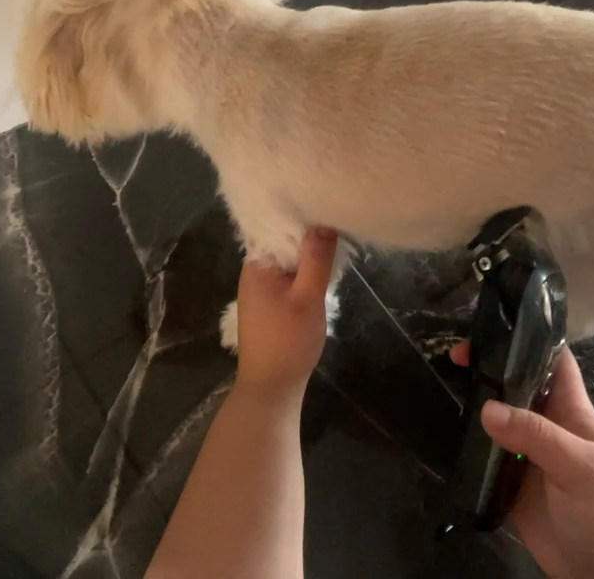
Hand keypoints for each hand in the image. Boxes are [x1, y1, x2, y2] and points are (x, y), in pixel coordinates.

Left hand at [232, 228, 337, 397]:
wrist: (272, 388)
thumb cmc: (288, 341)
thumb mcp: (308, 297)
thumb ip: (316, 259)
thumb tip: (324, 221)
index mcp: (257, 264)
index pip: (275, 224)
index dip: (300, 213)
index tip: (325, 205)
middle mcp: (255, 270)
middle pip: (283, 240)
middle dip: (309, 233)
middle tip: (338, 222)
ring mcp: (261, 287)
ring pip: (289, 258)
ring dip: (309, 254)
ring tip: (337, 241)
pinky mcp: (270, 301)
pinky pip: (289, 274)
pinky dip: (305, 270)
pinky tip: (325, 269)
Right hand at [450, 344, 593, 578]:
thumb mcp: (580, 465)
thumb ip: (536, 435)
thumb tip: (486, 408)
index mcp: (572, 411)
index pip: (555, 361)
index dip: (532, 339)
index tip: (498, 324)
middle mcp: (547, 426)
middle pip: (517, 385)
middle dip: (491, 367)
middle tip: (457, 356)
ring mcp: (528, 456)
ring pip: (498, 419)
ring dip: (476, 404)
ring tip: (447, 385)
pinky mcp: (511, 485)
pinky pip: (487, 459)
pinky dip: (469, 447)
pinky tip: (450, 434)